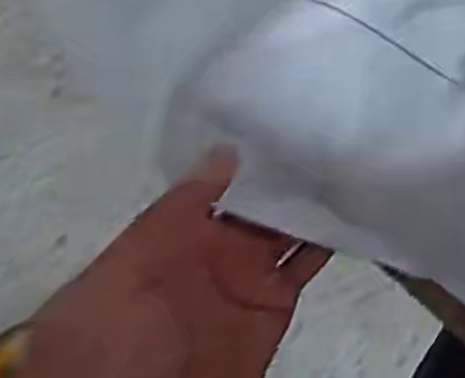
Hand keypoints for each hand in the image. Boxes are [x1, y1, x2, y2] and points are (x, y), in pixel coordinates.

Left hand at [20, 148, 331, 377]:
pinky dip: (337, 233)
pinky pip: (313, 259)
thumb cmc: (104, 348)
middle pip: (266, 198)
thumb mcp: (122, 272)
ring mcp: (248, 276)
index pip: (222, 182)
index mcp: (173, 238)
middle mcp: (215, 251)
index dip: (256, 152)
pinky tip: (360, 204)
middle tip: (341, 129)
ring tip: (359, 158)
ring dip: (322, 196)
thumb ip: (173, 212)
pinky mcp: (276, 302)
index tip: (295, 116)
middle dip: (299, 168)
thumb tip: (226, 149)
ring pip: (296, 223)